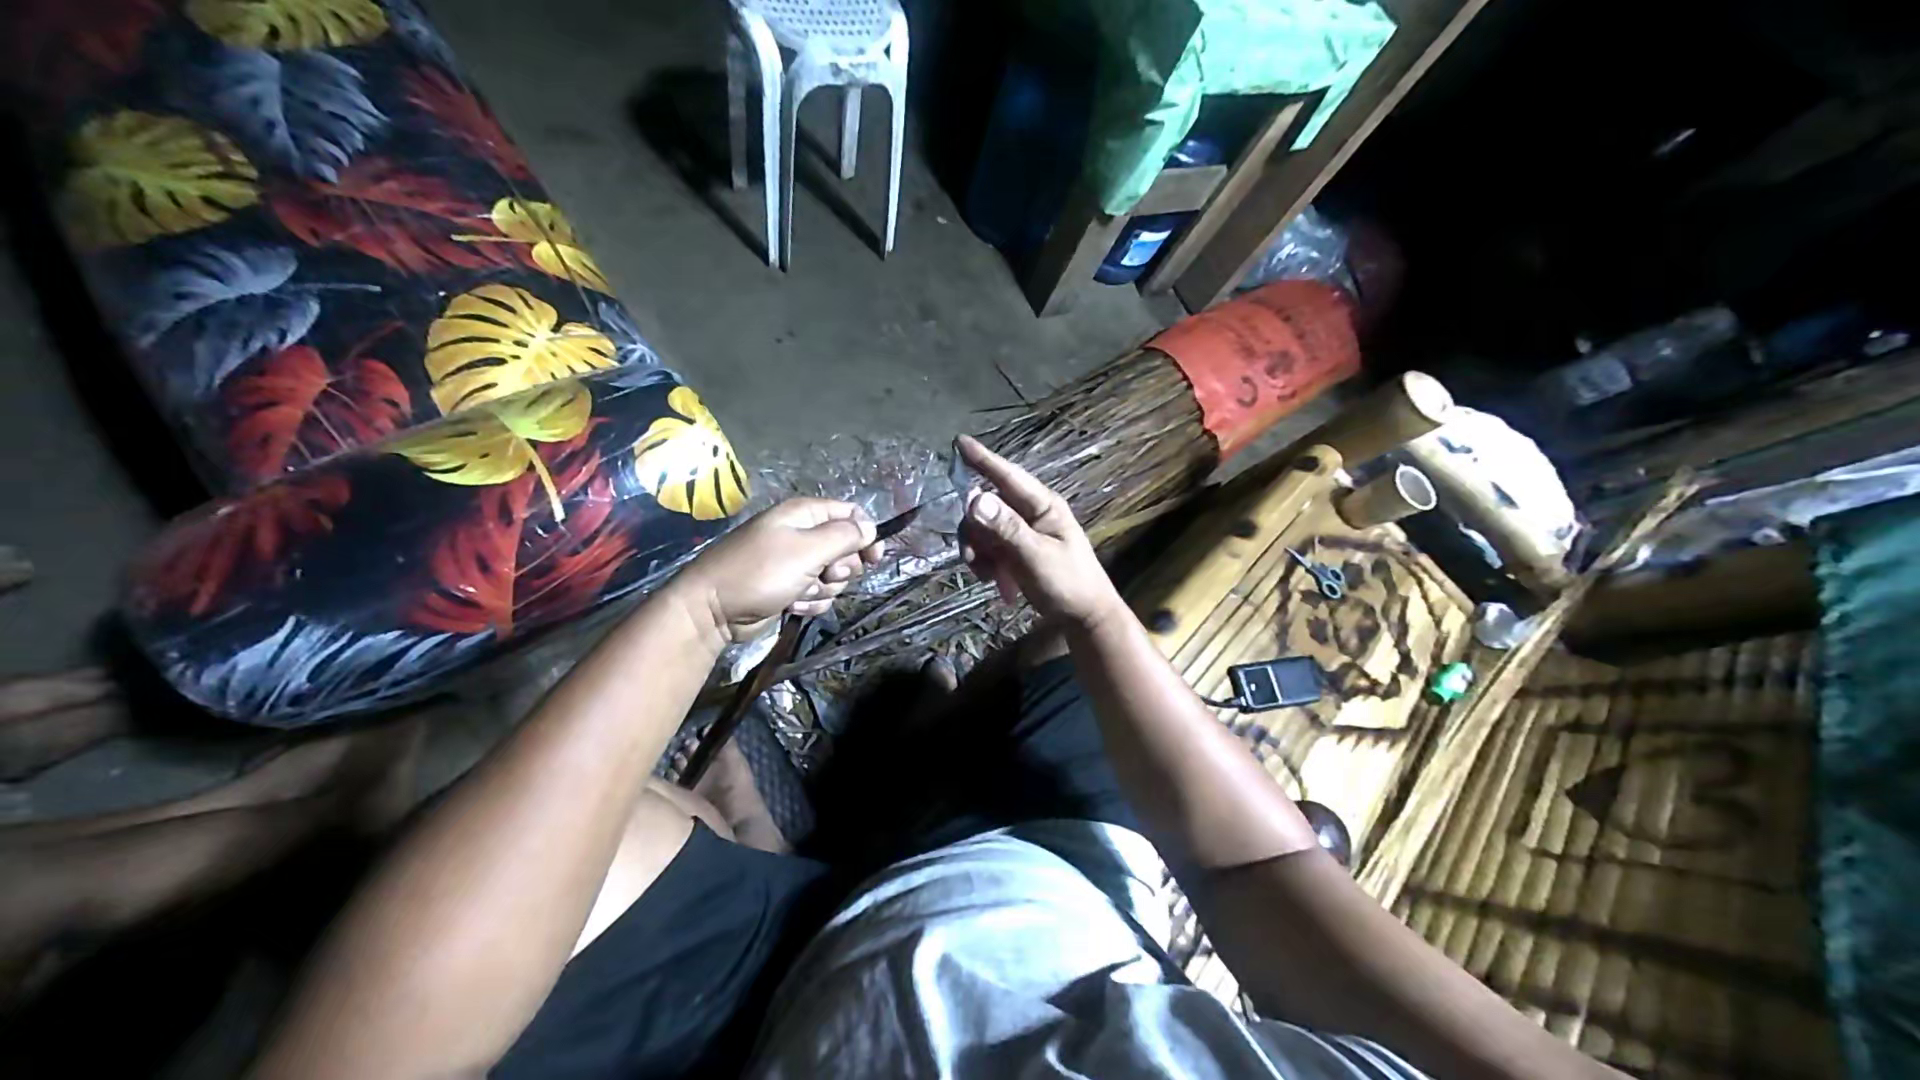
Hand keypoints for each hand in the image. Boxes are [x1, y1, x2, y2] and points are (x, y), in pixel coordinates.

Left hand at [672, 498, 883, 644]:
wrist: (713, 610)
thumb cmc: (760, 572)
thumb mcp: (807, 550)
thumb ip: (844, 537)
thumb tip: (871, 528)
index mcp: (804, 514)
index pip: (850, 515)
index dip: (866, 534)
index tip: (873, 557)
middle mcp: (800, 535)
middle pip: (845, 548)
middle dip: (841, 567)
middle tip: (826, 574)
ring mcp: (794, 563)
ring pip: (833, 576)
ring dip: (823, 589)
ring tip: (800, 591)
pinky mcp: (789, 588)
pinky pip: (817, 593)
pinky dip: (809, 601)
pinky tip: (791, 605)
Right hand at [956, 435, 1121, 628]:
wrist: (1084, 618)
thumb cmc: (1068, 583)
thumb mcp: (1036, 556)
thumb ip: (1006, 528)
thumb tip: (974, 499)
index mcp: (1042, 505)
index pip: (1007, 475)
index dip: (982, 459)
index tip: (958, 441)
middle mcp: (1030, 513)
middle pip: (985, 506)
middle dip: (974, 531)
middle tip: (973, 557)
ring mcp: (1022, 532)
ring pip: (982, 529)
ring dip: (978, 552)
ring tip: (987, 576)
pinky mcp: (1015, 551)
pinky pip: (988, 548)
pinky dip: (985, 564)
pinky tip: (995, 582)